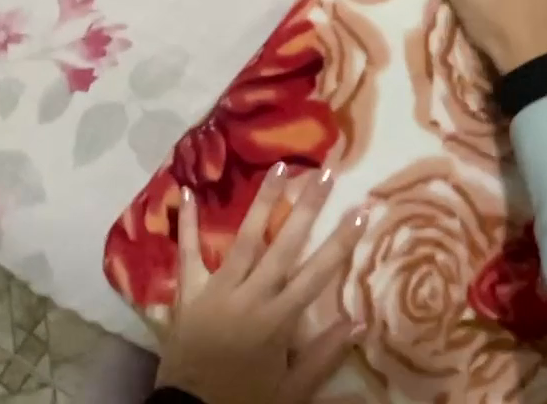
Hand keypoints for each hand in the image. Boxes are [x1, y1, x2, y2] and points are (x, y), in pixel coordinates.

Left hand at [155, 166, 367, 403]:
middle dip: (307, 206)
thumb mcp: (292, 390)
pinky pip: (187, 254)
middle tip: (324, 172)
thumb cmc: (245, 400)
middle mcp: (250, 296)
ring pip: (244, 238)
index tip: (360, 209)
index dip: (341, 241)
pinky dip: (186, 224)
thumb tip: (360, 320)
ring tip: (279, 166)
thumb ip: (324, 355)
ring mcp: (217, 290)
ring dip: (263, 200)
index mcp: (277, 320)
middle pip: (284, 245)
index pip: (316, 273)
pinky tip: (185, 192)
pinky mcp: (189, 292)